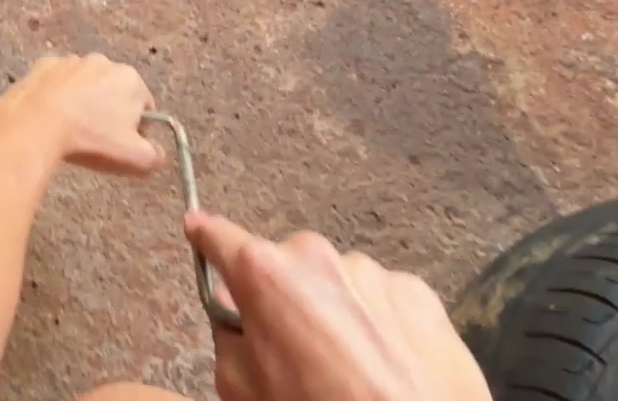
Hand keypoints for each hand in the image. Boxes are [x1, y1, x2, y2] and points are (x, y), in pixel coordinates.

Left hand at [0, 54, 165, 174]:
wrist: (37, 122)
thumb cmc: (90, 138)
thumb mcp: (136, 158)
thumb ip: (156, 156)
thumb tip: (158, 154)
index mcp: (130, 78)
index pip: (144, 106)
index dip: (137, 129)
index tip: (122, 144)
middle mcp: (102, 62)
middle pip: (113, 91)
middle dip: (108, 112)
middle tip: (96, 138)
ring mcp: (71, 61)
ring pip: (84, 85)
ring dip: (81, 102)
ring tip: (70, 128)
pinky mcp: (44, 65)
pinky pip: (57, 82)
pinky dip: (56, 95)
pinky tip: (50, 115)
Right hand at [184, 212, 489, 400]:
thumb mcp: (239, 387)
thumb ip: (226, 335)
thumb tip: (235, 312)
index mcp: (262, 272)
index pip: (215, 233)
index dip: (203, 237)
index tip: (198, 233)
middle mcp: (312, 255)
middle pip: (281, 263)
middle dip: (282, 293)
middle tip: (295, 347)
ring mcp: (369, 271)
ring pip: (334, 279)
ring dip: (333, 307)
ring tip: (350, 366)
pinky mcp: (418, 294)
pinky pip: (382, 297)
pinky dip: (379, 322)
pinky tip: (387, 366)